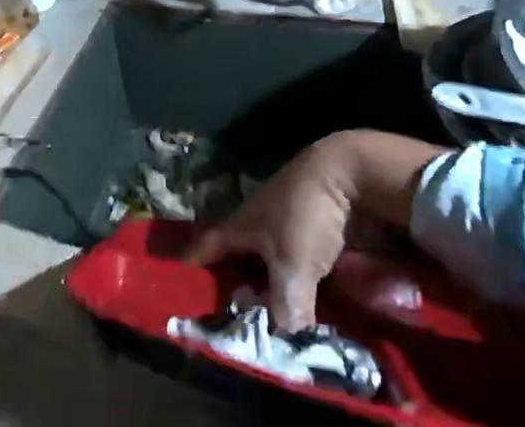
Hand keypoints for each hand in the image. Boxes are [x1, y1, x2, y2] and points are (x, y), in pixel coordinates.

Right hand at [189, 130, 445, 331]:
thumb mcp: (292, 263)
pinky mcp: (311, 236)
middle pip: (234, 266)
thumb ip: (285, 307)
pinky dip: (291, 289)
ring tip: (260, 329)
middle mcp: (256, 228)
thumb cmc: (307, 211)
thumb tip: (287, 351)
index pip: (204, 250)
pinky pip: (293, 270)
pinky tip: (295, 311)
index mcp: (239, 226)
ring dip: (264, 294)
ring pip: (265, 269)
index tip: (175, 299)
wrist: (350, 173)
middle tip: (225, 331)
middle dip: (230, 293)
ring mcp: (284, 230)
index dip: (188, 271)